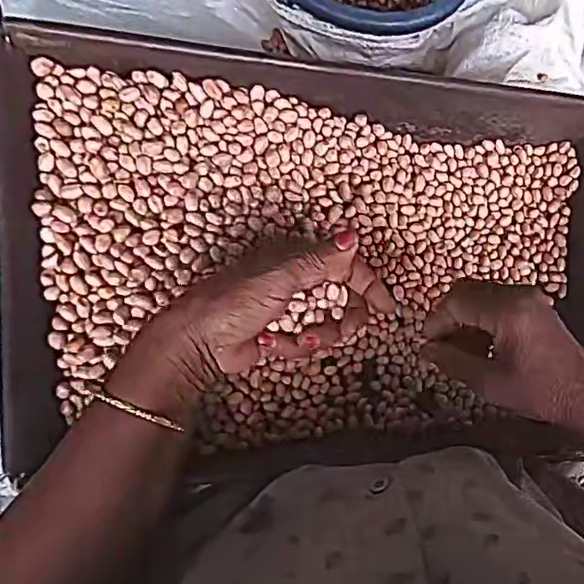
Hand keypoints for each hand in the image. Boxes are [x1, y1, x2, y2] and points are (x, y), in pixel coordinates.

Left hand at [108, 231, 394, 416]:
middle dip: (346, 318)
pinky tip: (272, 343)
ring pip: (328, 325)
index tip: (385, 307)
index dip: (369, 285)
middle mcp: (296, 282)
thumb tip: (352, 237)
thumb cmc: (230, 304)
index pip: (347, 268)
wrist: (197, 343)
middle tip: (343, 330)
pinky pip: (307, 343)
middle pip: (343, 299)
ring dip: (318, 336)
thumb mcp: (281, 279)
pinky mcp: (282, 334)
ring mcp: (290, 309)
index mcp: (297, 260)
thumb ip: (321, 260)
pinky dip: (293, 346)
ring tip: (298, 338)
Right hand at [421, 281, 583, 450]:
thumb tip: (428, 350)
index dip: (435, 321)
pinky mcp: (537, 307)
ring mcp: (531, 299)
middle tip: (439, 345)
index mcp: (508, 311)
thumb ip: (453, 362)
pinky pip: (499, 302)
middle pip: (467, 291)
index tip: (426, 342)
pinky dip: (483, 318)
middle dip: (448, 317)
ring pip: (482, 295)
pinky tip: (481, 347)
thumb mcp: (489, 382)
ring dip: (465, 318)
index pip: (456, 301)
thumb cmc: (542, 392)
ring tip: (459, 351)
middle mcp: (520, 296)